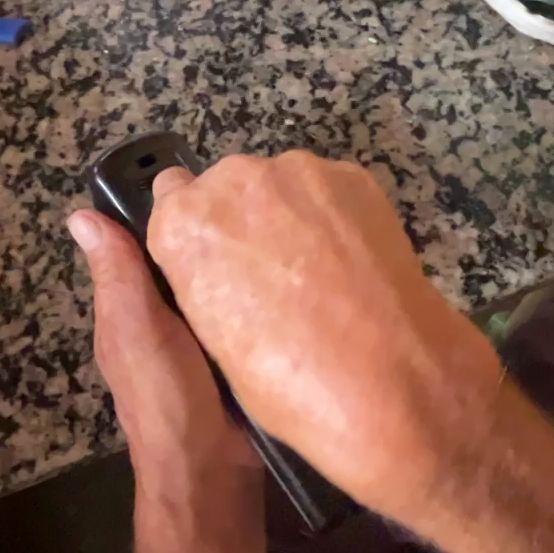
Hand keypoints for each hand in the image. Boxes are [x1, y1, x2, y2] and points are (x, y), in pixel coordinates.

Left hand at [69, 208, 265, 552]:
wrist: (215, 477)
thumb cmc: (169, 404)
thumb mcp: (139, 337)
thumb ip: (119, 281)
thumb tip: (81, 215)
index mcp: (132, 306)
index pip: (142, 241)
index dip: (164, 208)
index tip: (202, 177)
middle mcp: (166, 314)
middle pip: (187, 257)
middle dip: (213, 228)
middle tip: (261, 196)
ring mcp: (206, 333)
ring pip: (220, 279)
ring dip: (241, 256)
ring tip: (283, 221)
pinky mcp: (241, 349)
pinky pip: (248, 306)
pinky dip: (262, 287)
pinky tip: (292, 269)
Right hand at [144, 153, 505, 524]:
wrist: (384, 376)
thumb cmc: (287, 379)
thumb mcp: (213, 339)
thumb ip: (200, 277)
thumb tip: (215, 263)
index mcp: (183, 225)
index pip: (169, 198)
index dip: (195, 232)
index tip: (215, 259)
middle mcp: (233, 182)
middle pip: (226, 186)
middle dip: (243, 220)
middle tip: (271, 274)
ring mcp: (296, 173)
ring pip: (279, 185)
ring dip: (288, 215)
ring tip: (317, 273)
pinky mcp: (349, 176)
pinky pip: (326, 189)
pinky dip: (332, 215)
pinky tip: (348, 263)